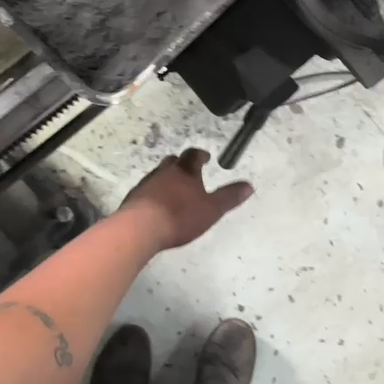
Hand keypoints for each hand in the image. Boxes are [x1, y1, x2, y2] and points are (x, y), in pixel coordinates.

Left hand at [117, 148, 253, 249]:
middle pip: (173, 162)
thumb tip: (249, 185)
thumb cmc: (180, 216)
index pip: (193, 155)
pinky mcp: (134, 198)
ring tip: (174, 190)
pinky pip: (147, 190)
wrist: (140, 228)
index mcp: (184, 171)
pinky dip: (154, 193)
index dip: (200, 154)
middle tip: (189, 172)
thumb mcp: (211, 209)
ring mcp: (146, 184)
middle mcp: (163, 172)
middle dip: (182, 165)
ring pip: (158, 175)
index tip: (205, 157)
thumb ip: (229, 197)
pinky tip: (157, 205)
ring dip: (167, 179)